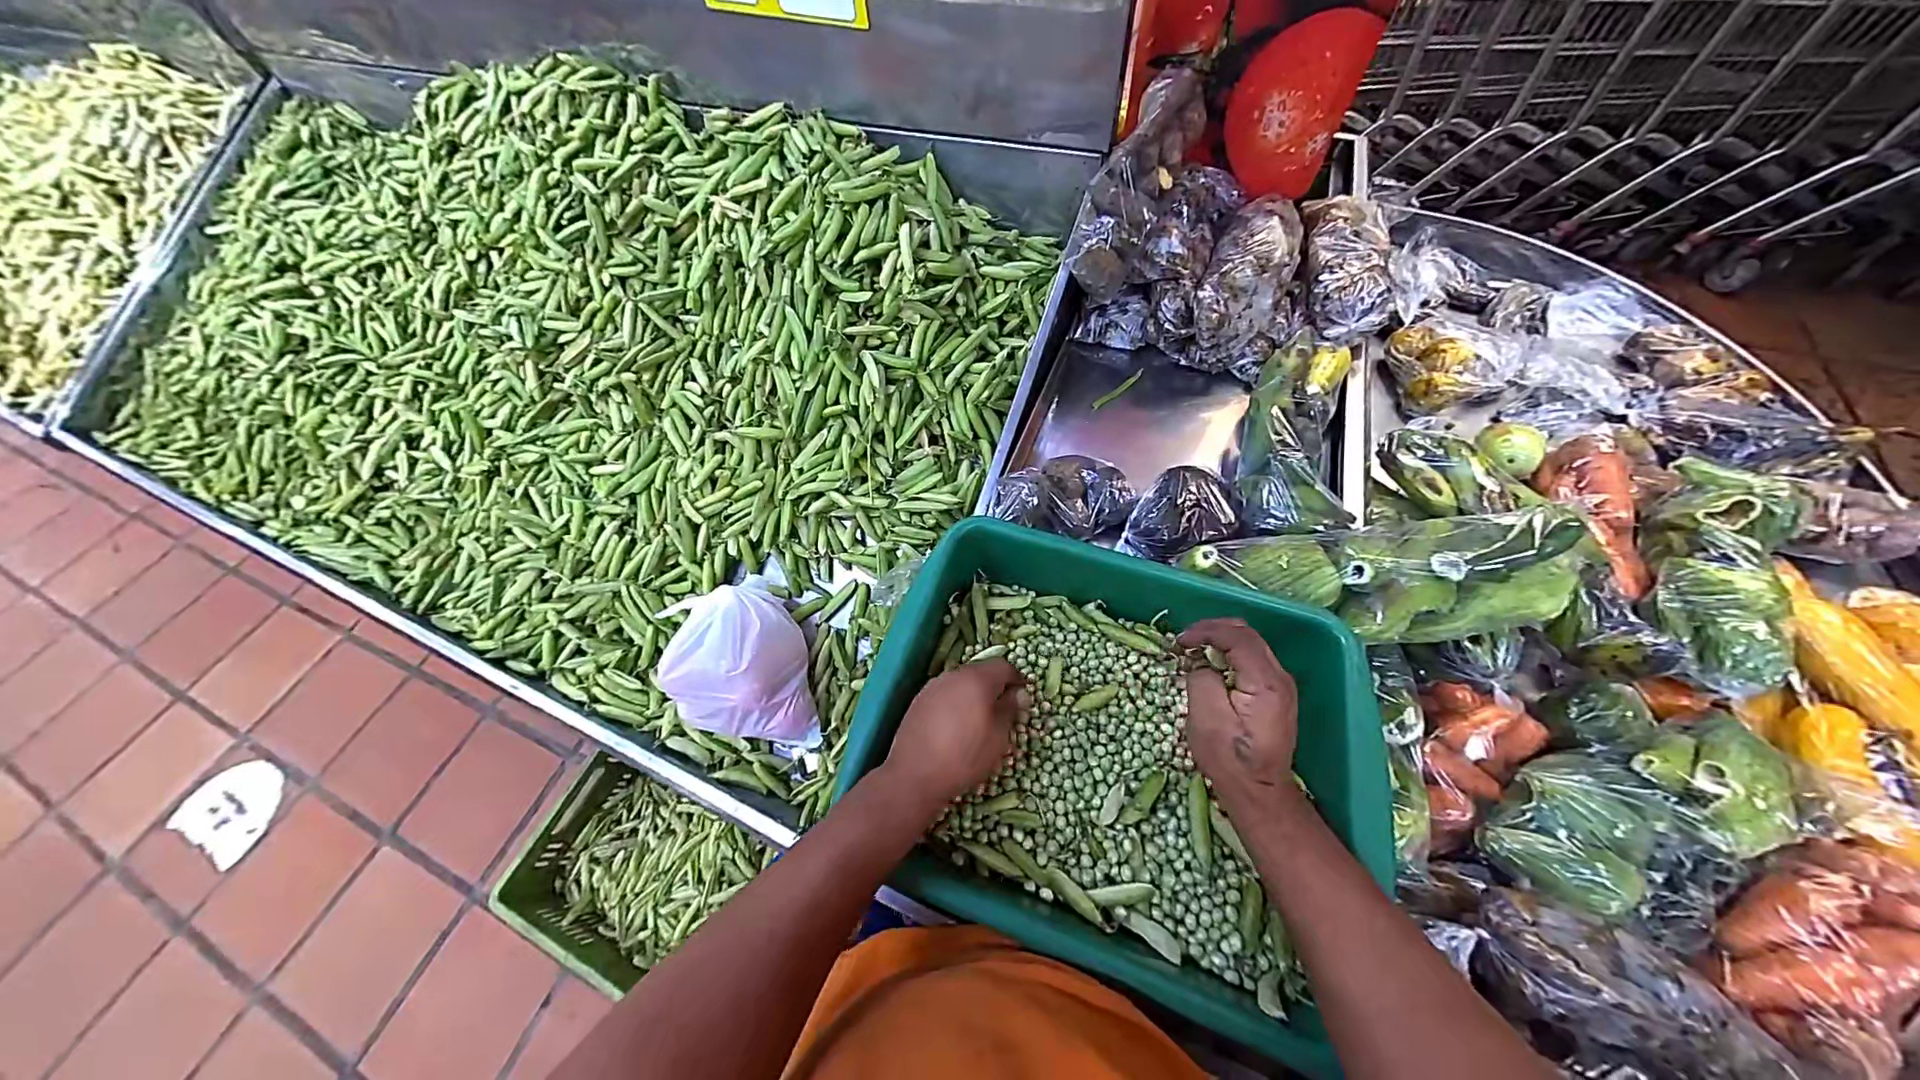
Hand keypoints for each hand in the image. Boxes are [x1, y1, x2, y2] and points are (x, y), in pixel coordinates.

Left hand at [880, 659, 1028, 814]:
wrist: (914, 775)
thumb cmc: (965, 756)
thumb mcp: (998, 738)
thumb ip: (1010, 710)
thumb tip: (1017, 693)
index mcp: (976, 679)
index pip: (1003, 666)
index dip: (1016, 679)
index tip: (1023, 696)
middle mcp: (953, 676)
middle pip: (980, 672)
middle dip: (994, 686)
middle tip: (1003, 710)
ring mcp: (932, 687)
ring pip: (961, 683)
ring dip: (973, 695)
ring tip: (979, 720)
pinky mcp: (918, 701)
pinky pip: (945, 694)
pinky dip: (956, 703)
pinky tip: (956, 726)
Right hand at [1182, 618, 1299, 813]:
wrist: (1259, 791)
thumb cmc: (1229, 758)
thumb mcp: (1206, 718)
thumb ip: (1201, 680)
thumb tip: (1201, 664)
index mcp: (1265, 682)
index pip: (1237, 637)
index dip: (1206, 631)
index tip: (1179, 641)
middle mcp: (1280, 677)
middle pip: (1247, 634)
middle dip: (1212, 630)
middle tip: (1185, 641)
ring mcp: (1281, 685)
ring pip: (1250, 644)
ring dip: (1220, 640)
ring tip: (1193, 650)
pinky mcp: (1275, 694)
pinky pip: (1251, 659)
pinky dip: (1228, 653)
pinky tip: (1210, 664)